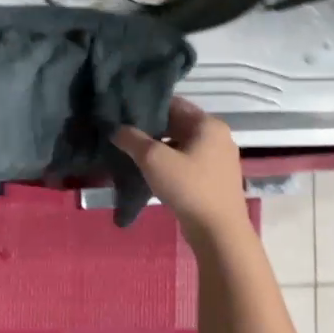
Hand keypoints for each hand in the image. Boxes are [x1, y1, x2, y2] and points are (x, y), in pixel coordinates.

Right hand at [112, 98, 248, 242]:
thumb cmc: (188, 187)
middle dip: (150, 128)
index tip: (122, 112)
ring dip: (158, 146)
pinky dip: (169, 160)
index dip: (146, 106)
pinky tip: (150, 169)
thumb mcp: (153, 159)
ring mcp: (218, 156)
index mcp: (208, 124)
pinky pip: (187, 159)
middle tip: (122, 133)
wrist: (218, 229)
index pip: (173, 104)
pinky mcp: (214, 175)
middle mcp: (217, 135)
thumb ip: (131, 139)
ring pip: (181, 142)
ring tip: (131, 151)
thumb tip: (115, 128)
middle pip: (177, 123)